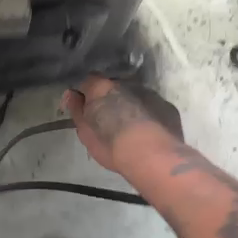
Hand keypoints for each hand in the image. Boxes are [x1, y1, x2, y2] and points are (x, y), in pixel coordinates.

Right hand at [62, 76, 184, 175]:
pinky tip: (149, 131)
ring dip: (131, 106)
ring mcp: (149, 94)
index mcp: (102, 88)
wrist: (151, 156)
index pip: (90, 80)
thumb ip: (77, 109)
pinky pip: (153, 107)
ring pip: (135, 96)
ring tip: (131, 127)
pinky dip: (149, 115)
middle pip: (115, 87)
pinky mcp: (166, 107)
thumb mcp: (85, 131)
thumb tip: (71, 93)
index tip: (87, 108)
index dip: (88, 93)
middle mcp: (126, 84)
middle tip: (110, 119)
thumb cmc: (110, 144)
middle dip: (111, 99)